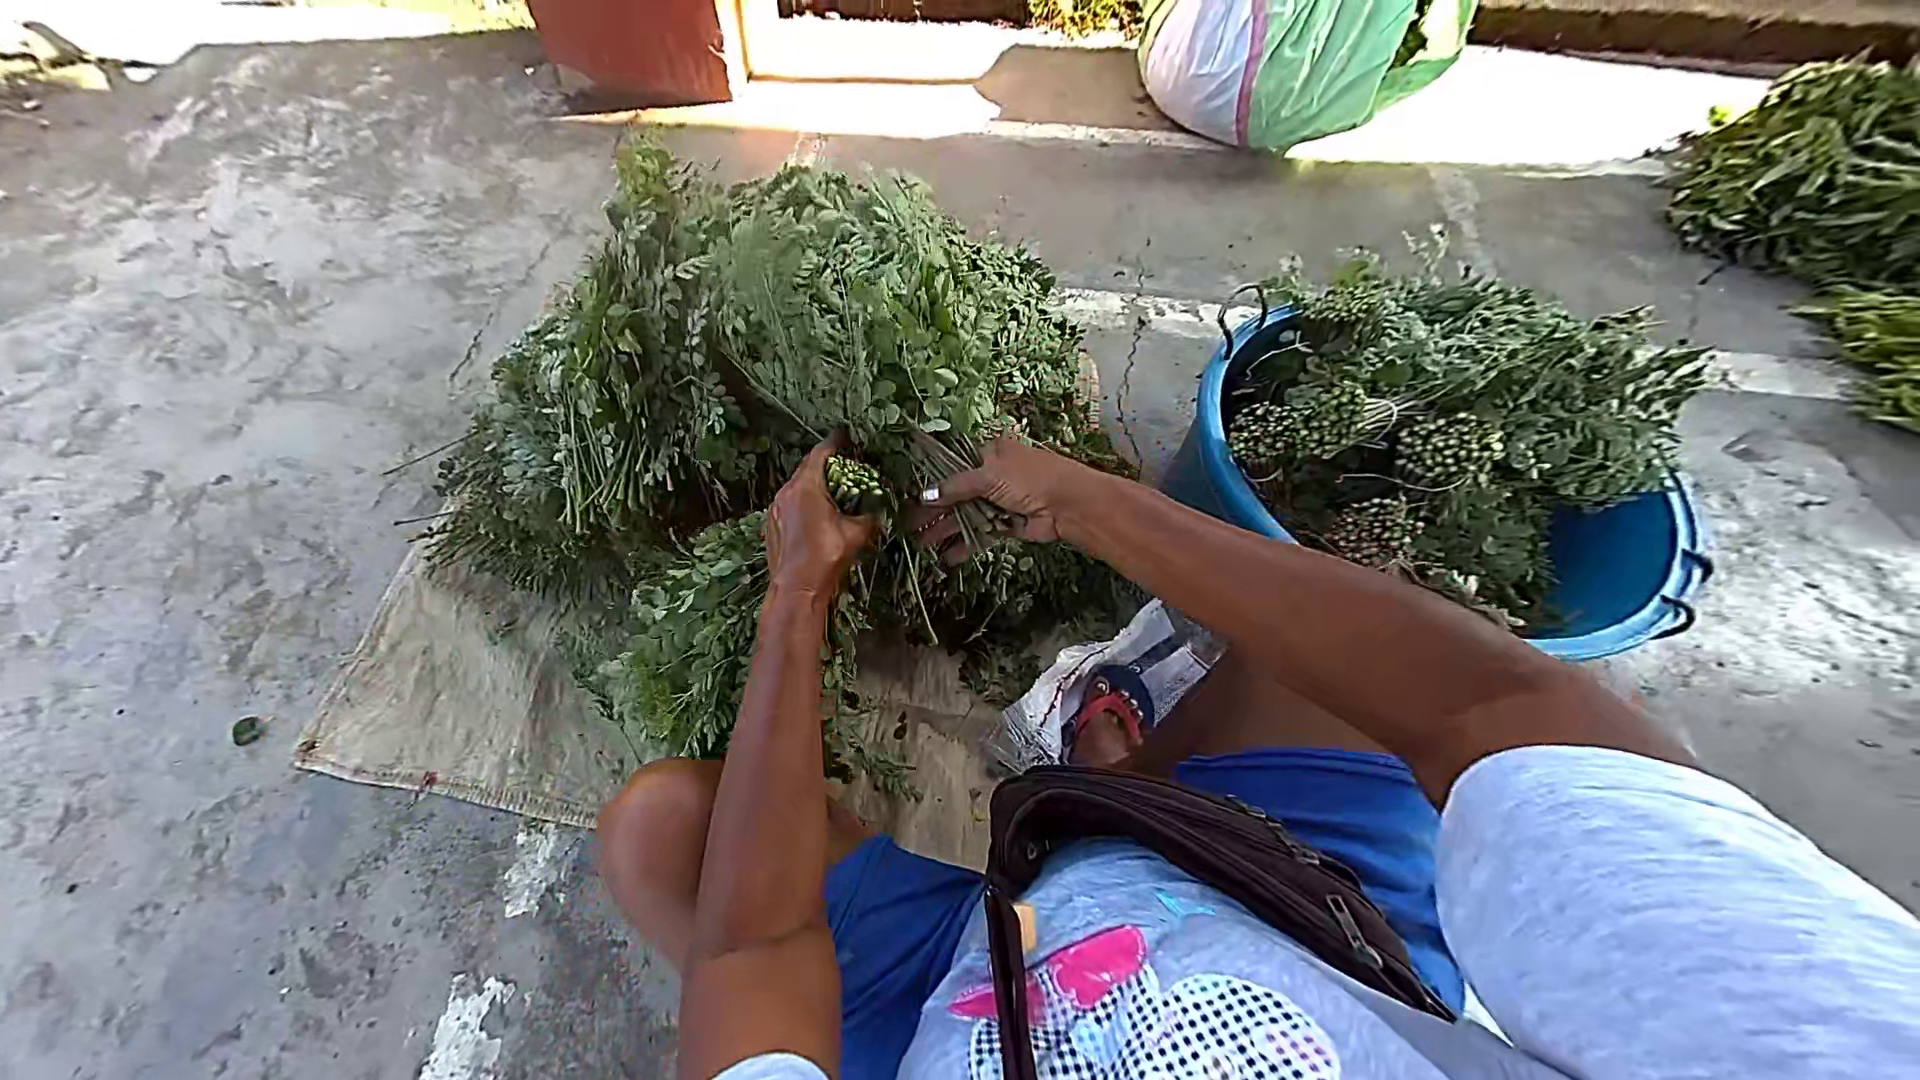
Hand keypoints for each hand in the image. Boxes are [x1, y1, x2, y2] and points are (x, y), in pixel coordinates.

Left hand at [765, 432, 875, 597]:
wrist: (797, 588)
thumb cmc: (826, 558)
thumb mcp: (857, 534)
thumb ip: (869, 516)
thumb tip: (879, 510)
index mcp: (806, 487)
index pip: (820, 453)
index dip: (834, 443)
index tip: (844, 436)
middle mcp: (786, 493)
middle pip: (806, 468)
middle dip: (825, 464)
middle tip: (843, 464)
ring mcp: (775, 509)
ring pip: (797, 487)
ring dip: (814, 485)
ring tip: (832, 490)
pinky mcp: (772, 525)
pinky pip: (790, 504)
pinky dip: (804, 502)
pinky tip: (817, 515)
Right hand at [910, 438, 1099, 562]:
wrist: (1069, 504)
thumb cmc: (1030, 478)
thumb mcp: (989, 475)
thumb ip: (956, 486)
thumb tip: (926, 495)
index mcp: (988, 454)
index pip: (952, 467)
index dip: (932, 483)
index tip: (910, 498)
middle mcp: (991, 476)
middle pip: (956, 495)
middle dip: (933, 512)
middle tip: (909, 527)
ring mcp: (999, 501)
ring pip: (966, 516)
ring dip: (945, 530)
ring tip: (921, 545)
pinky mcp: (1007, 524)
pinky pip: (981, 534)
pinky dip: (965, 545)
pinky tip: (947, 557)